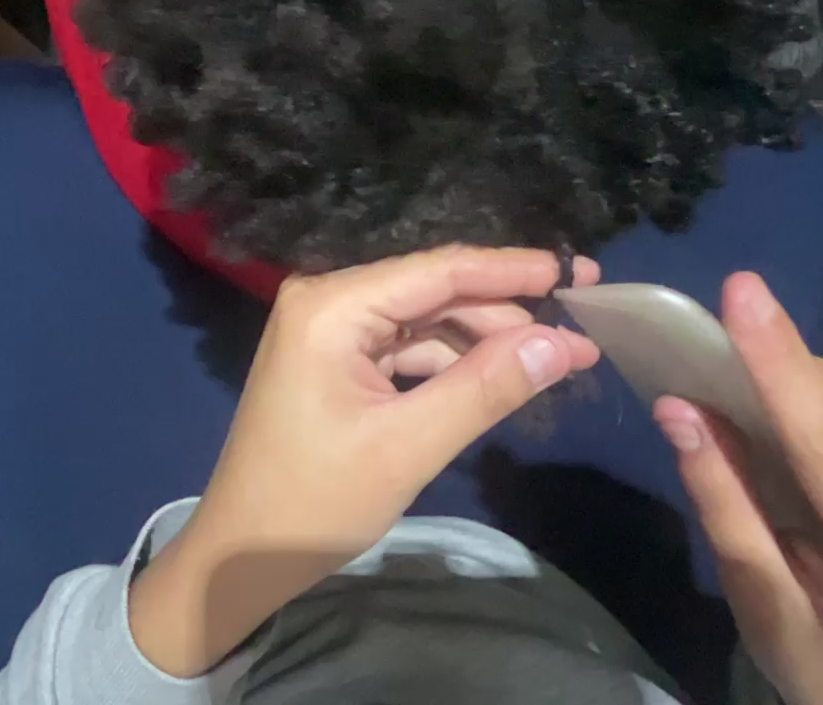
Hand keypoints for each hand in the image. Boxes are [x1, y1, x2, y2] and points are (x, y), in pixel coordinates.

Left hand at [131, 245, 600, 676]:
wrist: (243, 553)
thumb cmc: (315, 501)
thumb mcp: (409, 445)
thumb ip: (486, 387)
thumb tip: (563, 342)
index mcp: (332, 305)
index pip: (438, 270)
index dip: (511, 270)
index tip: (576, 271)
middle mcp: (328, 300)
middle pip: (432, 291)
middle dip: (504, 312)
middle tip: (579, 332)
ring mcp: (329, 328)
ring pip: (423, 320)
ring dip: (482, 340)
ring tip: (552, 360)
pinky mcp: (336, 358)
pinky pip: (405, 346)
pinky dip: (450, 362)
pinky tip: (497, 376)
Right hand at [654, 273, 822, 704]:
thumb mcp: (759, 598)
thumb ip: (721, 498)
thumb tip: (676, 408)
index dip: (779, 360)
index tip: (743, 290)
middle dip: (770, 366)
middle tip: (700, 342)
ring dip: (791, 388)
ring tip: (732, 389)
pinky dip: (817, 411)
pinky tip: (785, 432)